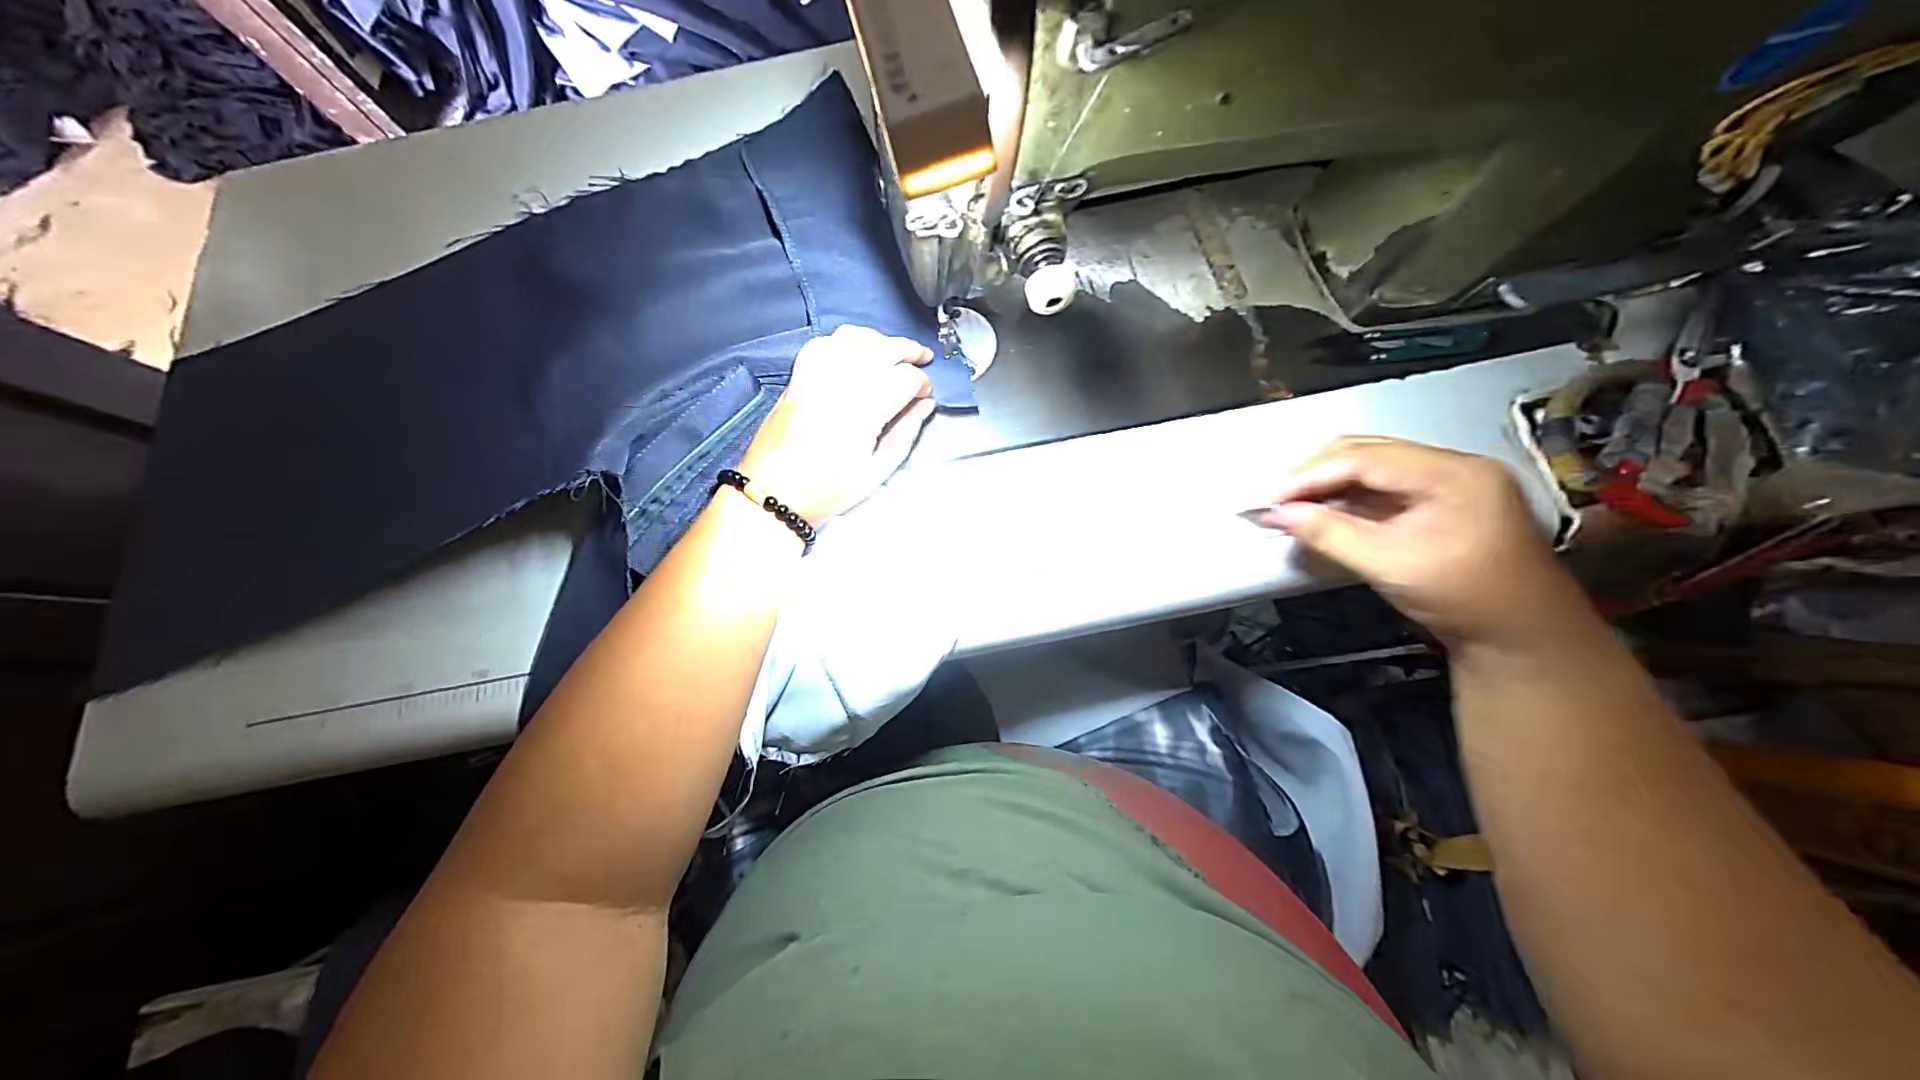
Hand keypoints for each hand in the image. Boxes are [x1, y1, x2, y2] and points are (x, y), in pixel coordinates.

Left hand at [733, 325, 936, 524]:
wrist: (772, 491)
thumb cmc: (824, 489)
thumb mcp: (876, 471)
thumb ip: (905, 434)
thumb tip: (924, 407)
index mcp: (865, 409)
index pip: (905, 377)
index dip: (922, 383)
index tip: (925, 394)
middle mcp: (841, 383)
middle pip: (883, 347)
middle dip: (908, 350)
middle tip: (921, 359)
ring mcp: (816, 375)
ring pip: (855, 337)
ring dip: (879, 340)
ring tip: (892, 352)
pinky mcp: (798, 376)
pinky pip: (824, 342)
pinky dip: (844, 340)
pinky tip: (854, 352)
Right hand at [1261, 436, 1585, 647]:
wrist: (1524, 638)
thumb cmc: (1465, 599)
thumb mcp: (1390, 566)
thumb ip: (1330, 534)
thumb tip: (1279, 514)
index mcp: (1454, 474)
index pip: (1366, 457)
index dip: (1312, 474)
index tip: (1274, 498)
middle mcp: (1455, 466)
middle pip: (1369, 453)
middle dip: (1318, 474)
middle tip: (1279, 501)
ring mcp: (1451, 482)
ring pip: (1374, 467)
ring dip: (1331, 485)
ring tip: (1294, 506)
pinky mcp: (1444, 501)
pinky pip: (1386, 487)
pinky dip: (1351, 498)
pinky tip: (1325, 512)